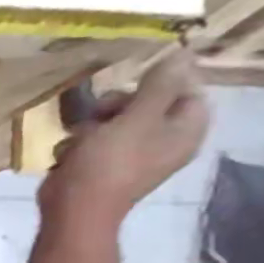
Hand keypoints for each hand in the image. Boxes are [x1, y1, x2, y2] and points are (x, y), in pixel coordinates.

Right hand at [40, 52, 208, 227]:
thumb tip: (185, 53)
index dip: (165, 81)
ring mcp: (133, 154)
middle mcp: (164, 142)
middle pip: (148, 102)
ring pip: (116, 117)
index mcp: (184, 133)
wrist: (75, 209)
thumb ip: (161, 85)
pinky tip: (73, 151)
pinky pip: (96, 137)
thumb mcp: (137, 118)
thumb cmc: (110, 163)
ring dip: (93, 121)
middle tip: (104, 111)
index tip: (137, 78)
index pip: (190, 92)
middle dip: (119, 102)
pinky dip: (82, 140)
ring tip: (82, 136)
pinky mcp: (105, 162)